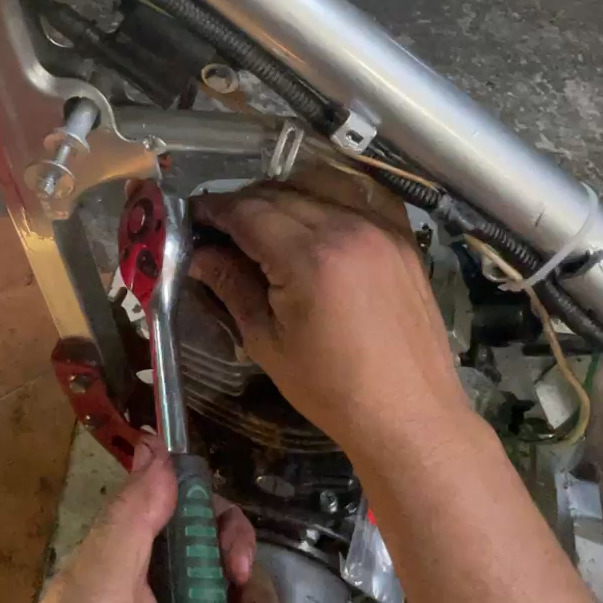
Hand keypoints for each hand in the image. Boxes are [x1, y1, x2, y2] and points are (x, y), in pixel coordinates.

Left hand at [21, 436, 285, 602]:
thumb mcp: (95, 601)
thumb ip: (128, 522)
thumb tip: (153, 443)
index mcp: (120, 571)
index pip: (170, 509)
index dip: (202, 506)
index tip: (219, 528)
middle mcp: (161, 602)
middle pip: (220, 548)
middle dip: (239, 561)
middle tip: (239, 579)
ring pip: (252, 601)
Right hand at [189, 183, 466, 458]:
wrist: (410, 416)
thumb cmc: (331, 389)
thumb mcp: (266, 341)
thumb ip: (231, 286)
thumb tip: (197, 254)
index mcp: (308, 257)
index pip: (247, 211)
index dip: (214, 210)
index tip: (192, 217)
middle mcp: (346, 228)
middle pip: (278, 193)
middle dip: (242, 204)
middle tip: (218, 229)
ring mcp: (379, 228)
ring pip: (316, 187)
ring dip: (280, 198)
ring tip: (261, 227)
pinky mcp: (401, 238)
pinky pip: (353, 199)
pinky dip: (322, 201)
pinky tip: (308, 226)